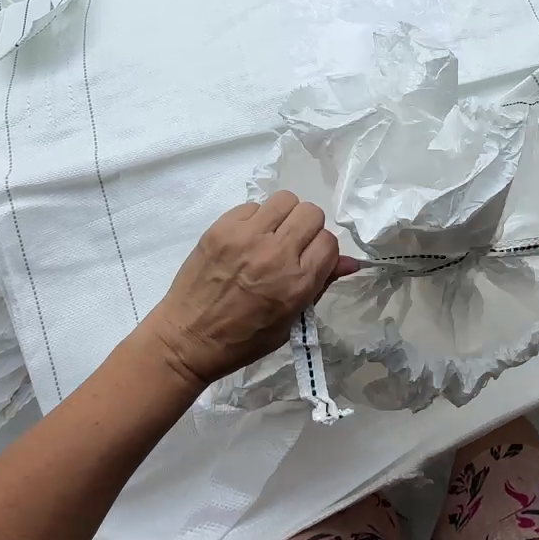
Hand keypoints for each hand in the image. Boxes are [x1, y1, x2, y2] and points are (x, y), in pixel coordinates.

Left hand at [137, 190, 359, 389]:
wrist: (187, 339)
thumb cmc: (243, 340)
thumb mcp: (290, 321)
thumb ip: (320, 285)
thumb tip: (350, 262)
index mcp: (296, 283)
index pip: (329, 242)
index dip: (323, 250)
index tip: (310, 259)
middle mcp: (276, 253)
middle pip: (311, 213)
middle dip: (307, 228)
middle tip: (291, 245)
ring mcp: (247, 236)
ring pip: (285, 199)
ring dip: (283, 216)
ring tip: (270, 236)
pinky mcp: (222, 226)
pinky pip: (253, 205)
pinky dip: (255, 219)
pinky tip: (245, 240)